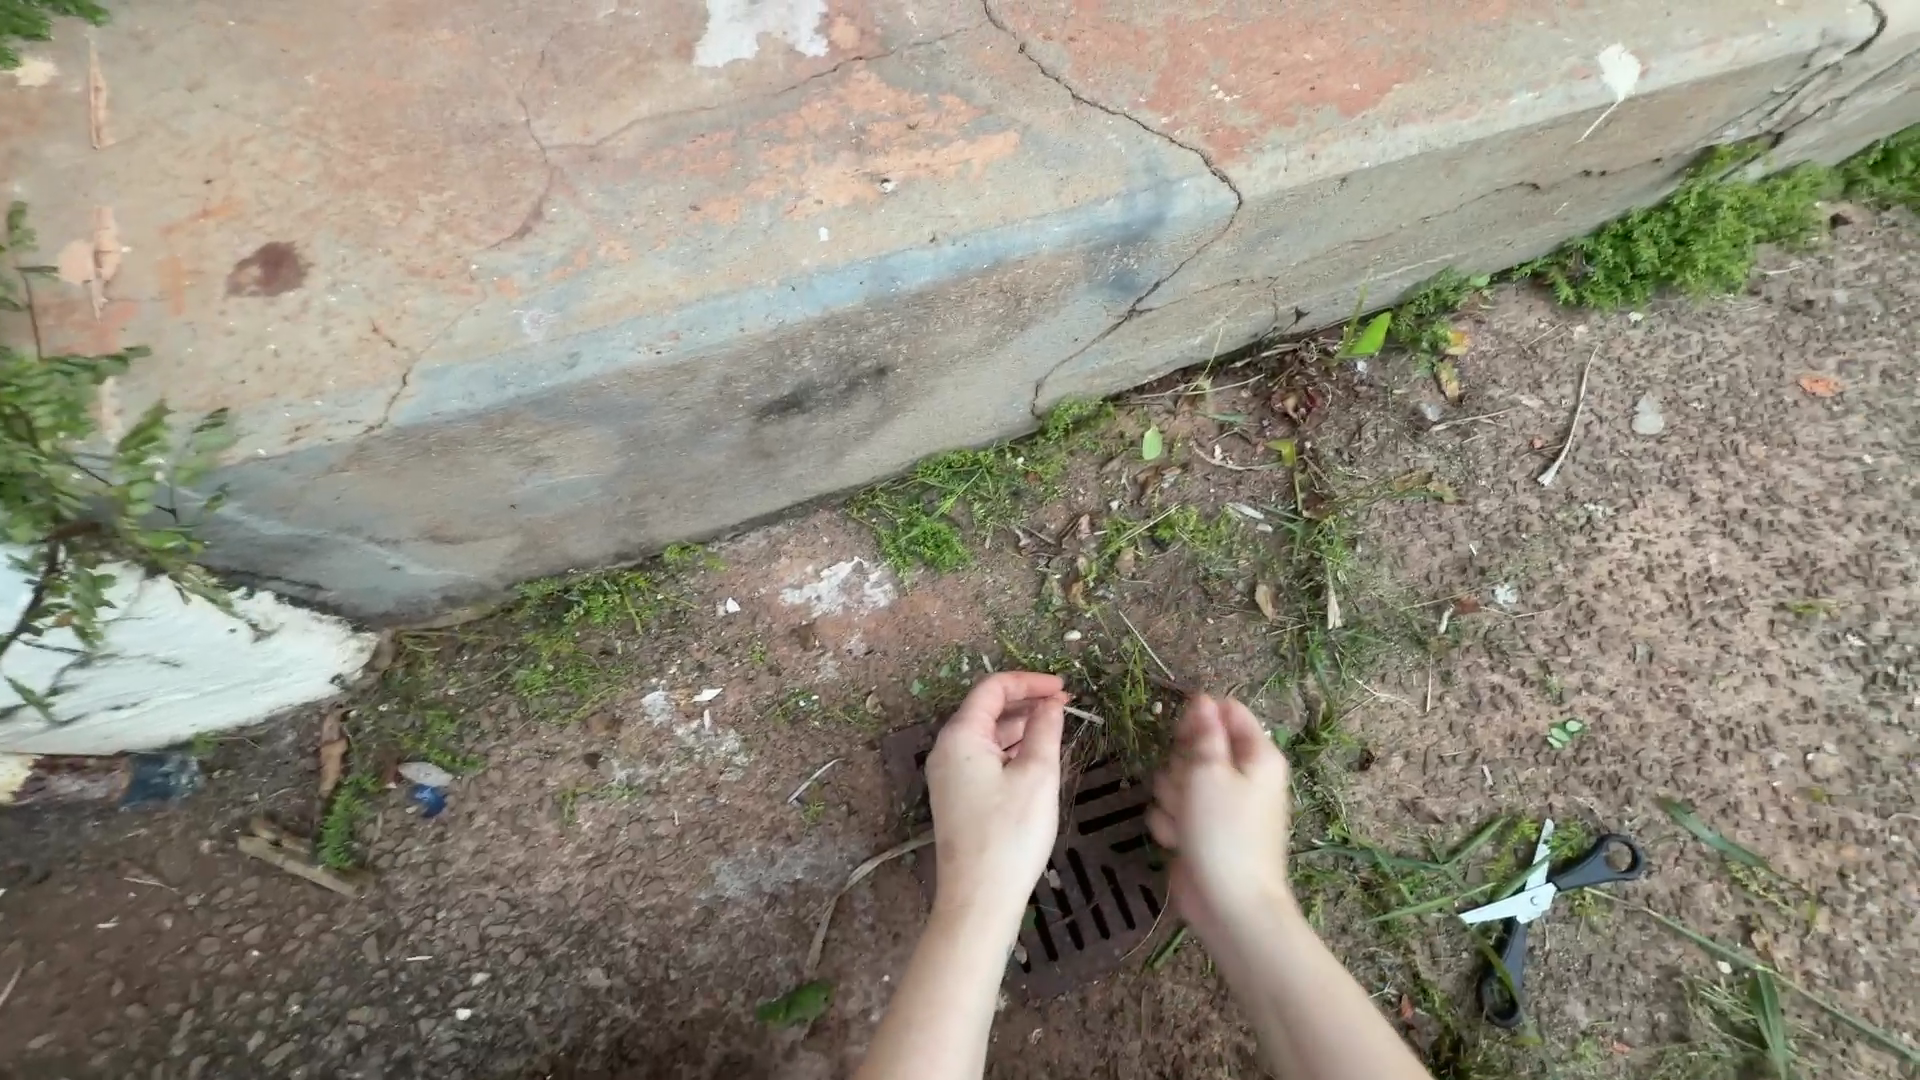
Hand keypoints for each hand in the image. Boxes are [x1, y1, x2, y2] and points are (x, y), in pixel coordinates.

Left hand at [924, 672, 1070, 931]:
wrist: (979, 898)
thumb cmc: (1010, 834)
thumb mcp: (1037, 776)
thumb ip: (1045, 730)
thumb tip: (1051, 704)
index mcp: (960, 735)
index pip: (992, 688)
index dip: (1029, 682)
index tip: (1063, 688)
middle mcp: (947, 748)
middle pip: (986, 708)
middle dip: (1026, 701)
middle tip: (1065, 705)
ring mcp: (948, 773)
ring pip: (987, 733)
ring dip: (1020, 725)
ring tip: (1056, 726)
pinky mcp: (956, 794)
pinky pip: (984, 756)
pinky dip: (1010, 748)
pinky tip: (1036, 754)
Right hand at [1147, 694, 1296, 940]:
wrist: (1229, 905)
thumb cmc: (1224, 833)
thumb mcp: (1209, 772)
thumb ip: (1203, 732)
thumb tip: (1202, 698)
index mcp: (1256, 755)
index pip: (1226, 711)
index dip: (1199, 717)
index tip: (1182, 733)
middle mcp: (1241, 775)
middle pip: (1194, 745)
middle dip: (1180, 765)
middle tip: (1188, 787)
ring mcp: (1219, 803)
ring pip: (1175, 777)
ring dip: (1172, 798)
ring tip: (1185, 821)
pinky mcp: (1198, 827)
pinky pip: (1172, 808)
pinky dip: (1171, 823)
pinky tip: (1179, 841)